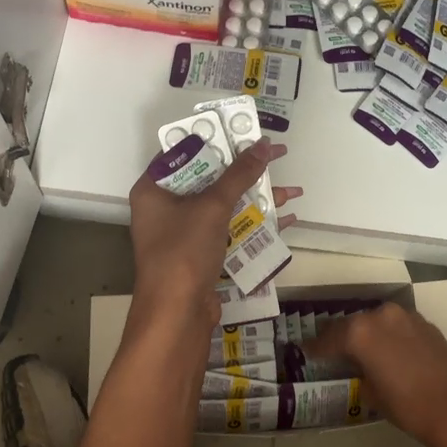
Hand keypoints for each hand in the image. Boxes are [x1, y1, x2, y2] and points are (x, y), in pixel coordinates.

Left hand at [127, 139, 300, 333]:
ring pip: (223, 205)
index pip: (182, 152)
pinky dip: (254, 223)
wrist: (177, 314)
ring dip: (256, 197)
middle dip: (245, 169)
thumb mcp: (213, 206)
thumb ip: (239, 174)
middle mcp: (164, 208)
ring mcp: (183, 233)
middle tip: (277, 155)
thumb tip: (262, 146)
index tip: (244, 132)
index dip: (215, 139)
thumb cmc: (184, 251)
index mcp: (153, 189)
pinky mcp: (200, 255)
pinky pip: (229, 229)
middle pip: (209, 178)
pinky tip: (287, 219)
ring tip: (293, 190)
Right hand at [306, 303, 446, 446]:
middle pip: (353, 323)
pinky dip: (389, 334)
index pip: (329, 338)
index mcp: (360, 332)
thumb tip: (360, 367)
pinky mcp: (425, 324)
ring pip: (377, 320)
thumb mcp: (371, 393)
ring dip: (367, 332)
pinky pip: (398, 325)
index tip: (307, 351)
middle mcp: (381, 315)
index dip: (316, 347)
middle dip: (341, 336)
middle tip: (332, 349)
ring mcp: (406, 317)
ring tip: (361, 348)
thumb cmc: (406, 405)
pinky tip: (389, 349)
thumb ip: (359, 372)